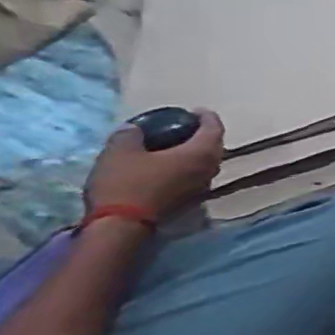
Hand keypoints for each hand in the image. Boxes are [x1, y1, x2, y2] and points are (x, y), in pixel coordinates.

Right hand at [84, 109, 225, 220]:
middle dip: (203, 133)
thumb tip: (134, 129)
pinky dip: (189, 164)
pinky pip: (197, 174)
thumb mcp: (120, 151)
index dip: (207, 117)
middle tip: (184, 126)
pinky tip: (170, 164)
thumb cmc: (125, 183)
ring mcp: (204, 184)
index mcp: (202, 153)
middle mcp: (211, 168)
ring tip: (176, 144)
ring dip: (196, 150)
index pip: (215, 128)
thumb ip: (130, 134)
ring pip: (208, 161)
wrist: (122, 223)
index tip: (196, 111)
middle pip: (215, 144)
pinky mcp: (193, 198)